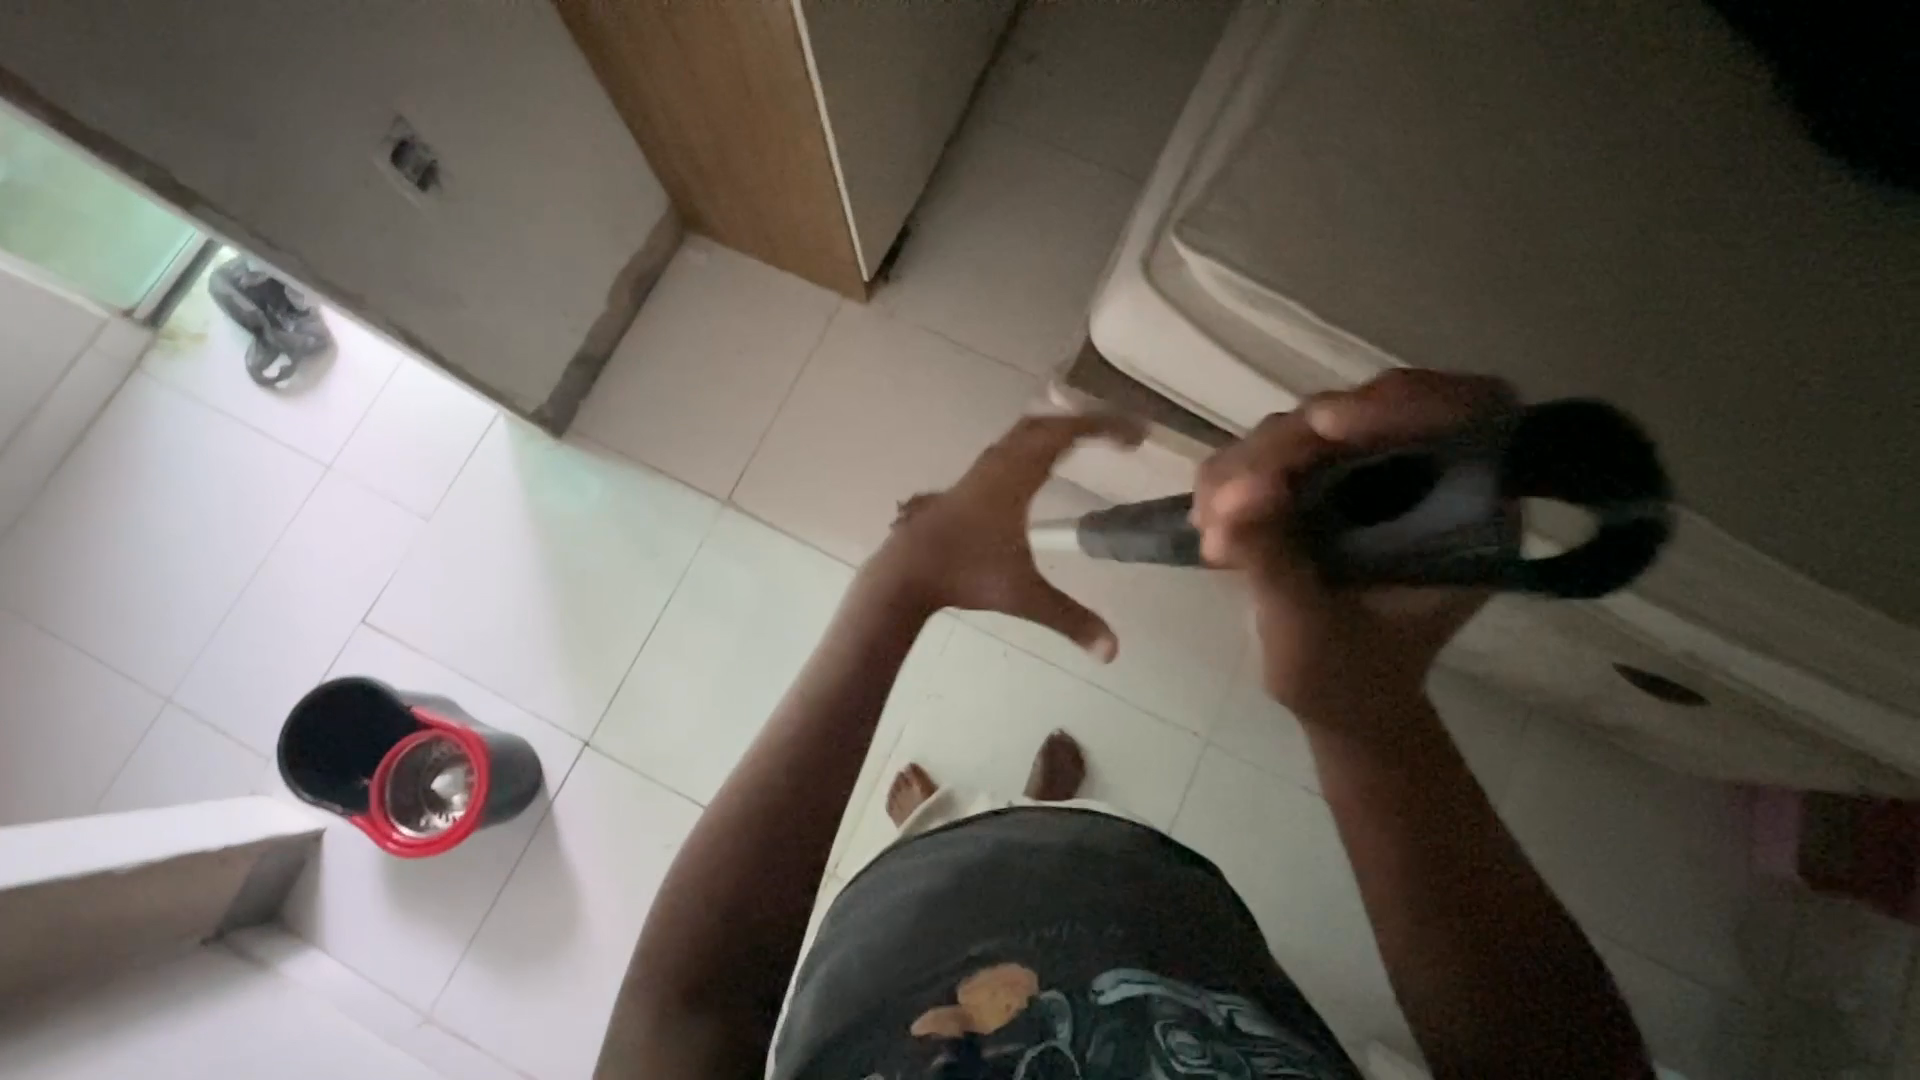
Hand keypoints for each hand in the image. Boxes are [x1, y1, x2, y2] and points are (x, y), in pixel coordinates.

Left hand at [868, 413, 1144, 661]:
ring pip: (1023, 433)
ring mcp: (980, 470)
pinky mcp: (967, 482)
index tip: (1136, 436)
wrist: (905, 573)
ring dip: (1057, 431)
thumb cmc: (965, 576)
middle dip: (1086, 423)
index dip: (1105, 427)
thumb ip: (1070, 619)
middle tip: (1118, 435)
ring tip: (1087, 441)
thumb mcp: (1024, 596)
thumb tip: (1112, 651)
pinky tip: (1040, 468)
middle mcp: (999, 463)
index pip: (1067, 434)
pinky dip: (1035, 445)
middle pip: (1046, 423)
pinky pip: (1010, 448)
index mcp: (1017, 476)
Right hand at [1192, 369, 1515, 727]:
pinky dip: (1229, 479)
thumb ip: (1274, 561)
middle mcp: (1418, 474)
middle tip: (1229, 501)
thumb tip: (1228, 498)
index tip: (1328, 428)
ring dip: (1245, 466)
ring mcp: (1362, 474)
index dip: (1406, 399)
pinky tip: (1208, 523)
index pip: (1466, 408)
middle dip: (1285, 447)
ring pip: (1301, 429)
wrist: (1340, 701)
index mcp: (1464, 508)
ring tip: (1210, 526)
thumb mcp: (1310, 630)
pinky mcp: (1315, 482)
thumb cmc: (1348, 678)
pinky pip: (1266, 454)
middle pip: (1359, 410)